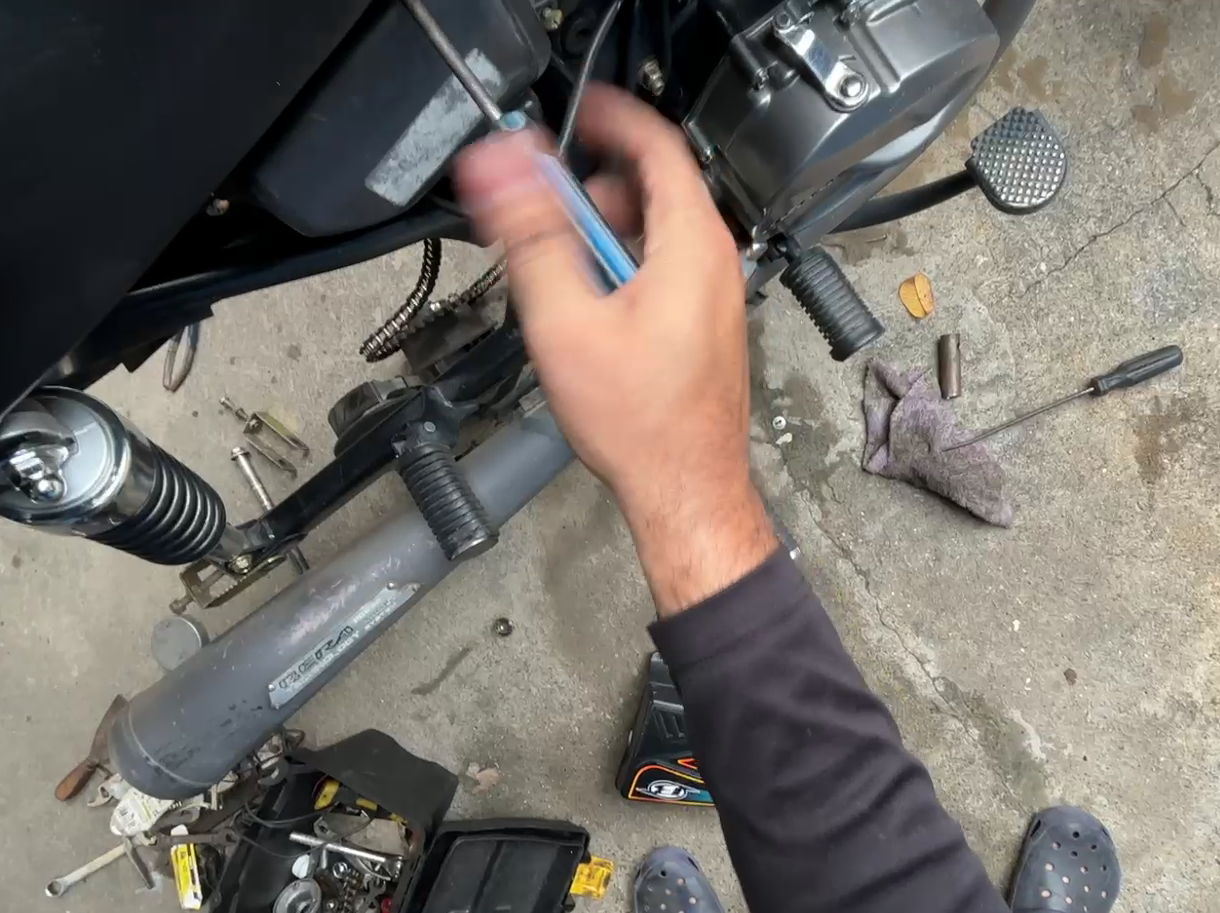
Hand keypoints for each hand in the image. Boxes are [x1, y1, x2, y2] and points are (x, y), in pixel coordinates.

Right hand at [455, 87, 774, 613]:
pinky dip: (627, 271)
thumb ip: (531, 237)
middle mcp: (716, 265)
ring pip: (659, 235)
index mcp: (691, 246)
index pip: (656, 144)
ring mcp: (718, 298)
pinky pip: (667, 273)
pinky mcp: (708, 326)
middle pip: (655, 190)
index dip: (609, 118)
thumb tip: (502, 171)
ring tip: (568, 283)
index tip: (574, 116)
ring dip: (607, 238)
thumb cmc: (642, 424)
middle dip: (595, 192)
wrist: (685, 488)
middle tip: (550, 221)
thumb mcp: (565, 323)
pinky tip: (598, 317)